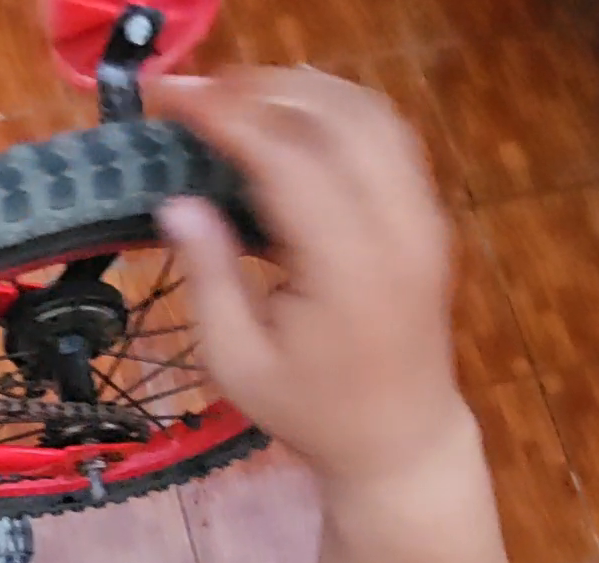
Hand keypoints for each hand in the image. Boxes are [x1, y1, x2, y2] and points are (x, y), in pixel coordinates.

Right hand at [153, 68, 473, 486]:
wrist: (397, 437)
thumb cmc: (306, 411)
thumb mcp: (237, 362)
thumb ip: (208, 278)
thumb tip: (176, 204)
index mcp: (346, 265)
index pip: (288, 157)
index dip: (227, 117)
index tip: (173, 98)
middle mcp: (398, 222)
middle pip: (335, 115)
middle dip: (260, 89)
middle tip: (195, 91)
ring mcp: (422, 213)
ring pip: (368, 112)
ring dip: (299, 89)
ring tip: (234, 96)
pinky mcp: (425, 215)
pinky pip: (384, 137)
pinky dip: (332, 112)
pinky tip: (288, 120)